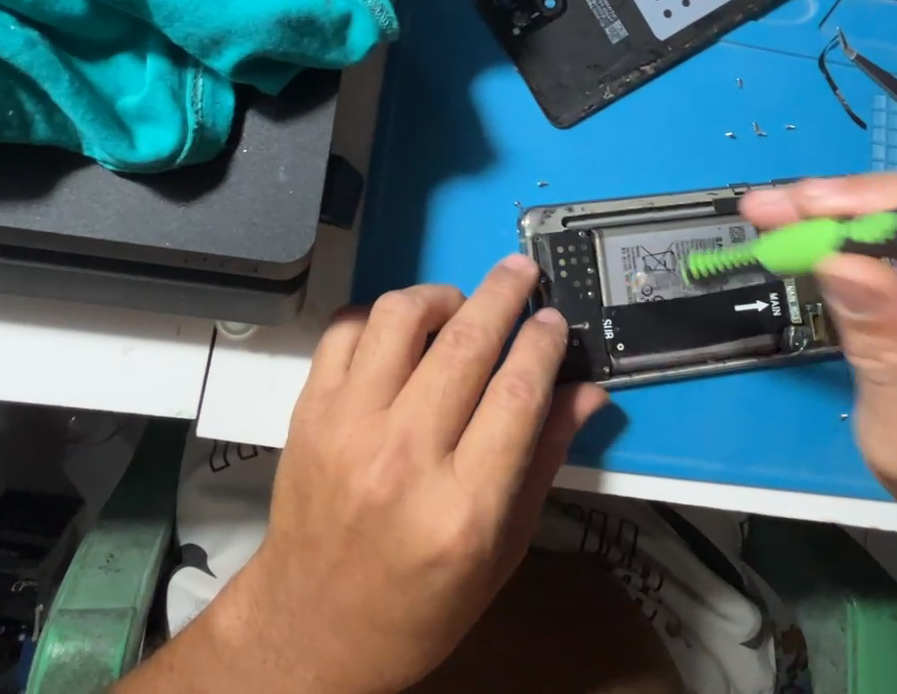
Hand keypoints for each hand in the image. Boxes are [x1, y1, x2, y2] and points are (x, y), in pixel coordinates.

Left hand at [211, 256, 609, 693]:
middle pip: (464, 344)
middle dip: (503, 294)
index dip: (544, 344)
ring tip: (458, 303)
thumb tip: (588, 391)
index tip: (555, 319)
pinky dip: (376, 316)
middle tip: (522, 271)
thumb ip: (544, 460)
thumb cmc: (422, 603)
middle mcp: (404, 456)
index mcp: (464, 506)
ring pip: (397, 319)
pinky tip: (400, 330)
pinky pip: (343, 332)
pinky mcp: (308, 413)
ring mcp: (347, 427)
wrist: (314, 626)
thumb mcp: (501, 549)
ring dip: (438, 296)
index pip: (518, 394)